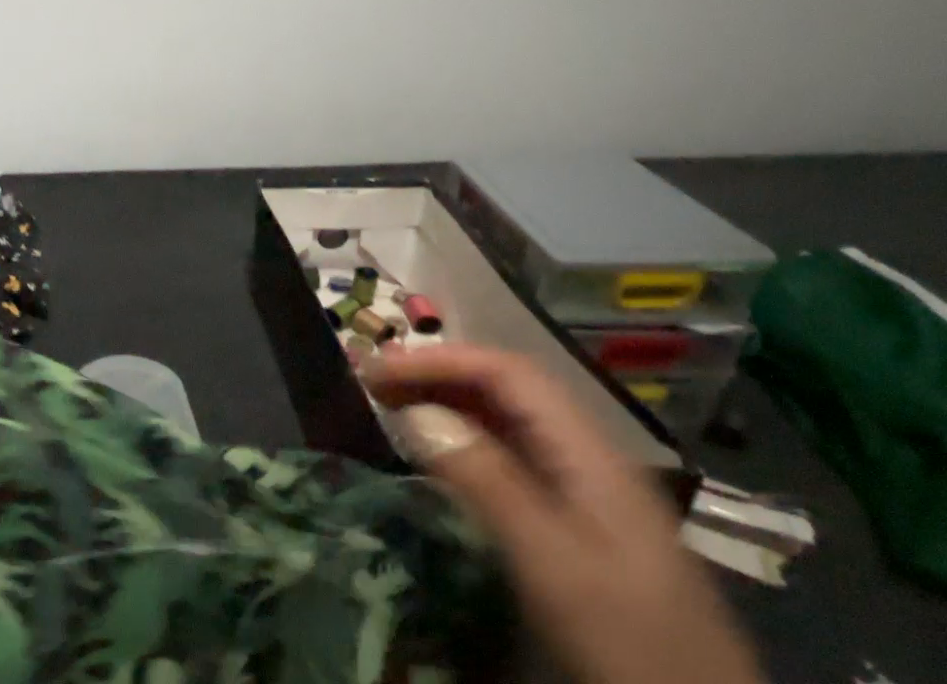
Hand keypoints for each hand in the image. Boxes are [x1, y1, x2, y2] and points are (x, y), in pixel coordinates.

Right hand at [361, 344, 763, 683]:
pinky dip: (464, 441)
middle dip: (437, 375)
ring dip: (448, 403)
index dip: (440, 360)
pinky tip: (436, 455)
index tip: (376, 370)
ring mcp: (586, 491)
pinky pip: (511, 457)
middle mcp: (588, 458)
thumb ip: (485, 481)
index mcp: (590, 453)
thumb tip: (416, 413)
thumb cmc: (627, 638)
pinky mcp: (577, 523)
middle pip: (509, 390)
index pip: (508, 373)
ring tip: (390, 406)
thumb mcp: (550, 561)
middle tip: (371, 383)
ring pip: (509, 422)